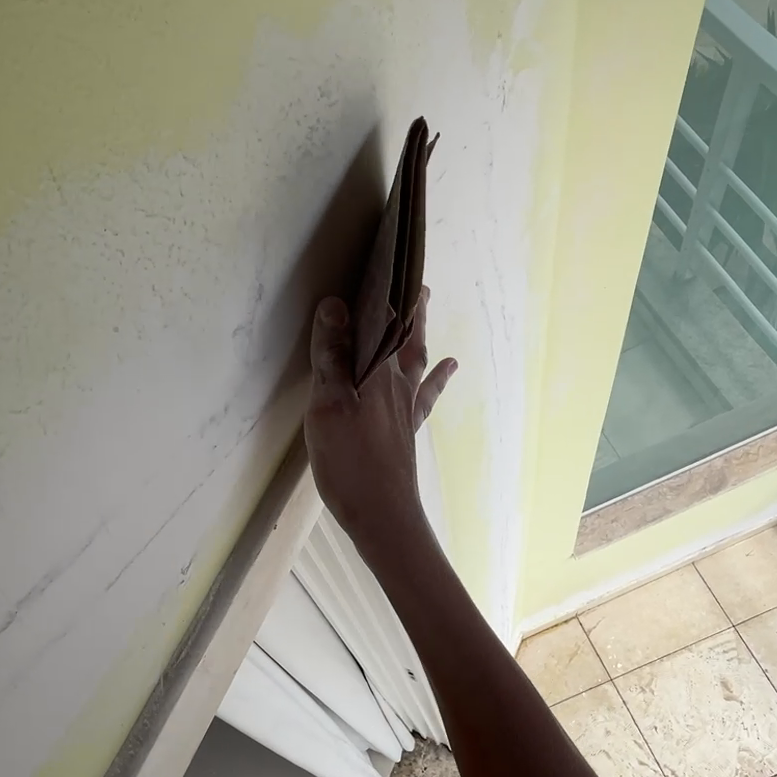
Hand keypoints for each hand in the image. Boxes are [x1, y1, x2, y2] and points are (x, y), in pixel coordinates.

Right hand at [304, 288, 456, 554]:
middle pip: (408, 337)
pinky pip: (425, 397)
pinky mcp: (406, 433)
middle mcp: (397, 385)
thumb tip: (335, 304)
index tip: (395, 262)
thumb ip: (332, 357)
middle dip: (411, 309)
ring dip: (422, 334)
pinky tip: (447, 370)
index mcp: (378, 374)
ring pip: (418, 362)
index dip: (390, 294)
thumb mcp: (329, 405)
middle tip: (417, 281)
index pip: (385, 322)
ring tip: (428, 310)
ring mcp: (405, 410)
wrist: (381, 514)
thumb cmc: (349, 461)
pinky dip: (437, 378)